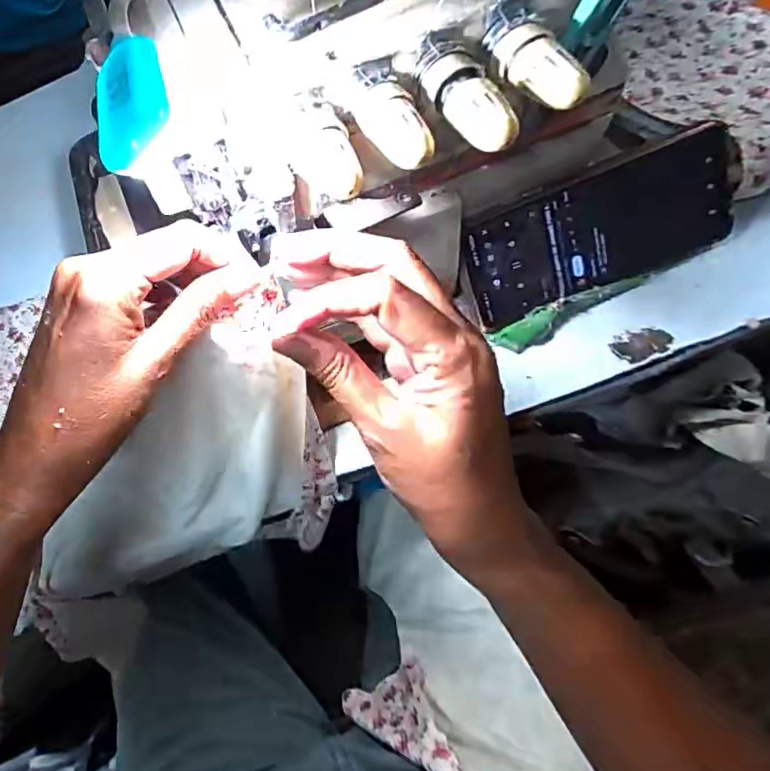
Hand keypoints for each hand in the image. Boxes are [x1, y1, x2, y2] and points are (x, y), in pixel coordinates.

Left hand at [0, 221, 263, 532]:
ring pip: (145, 260)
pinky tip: (176, 314)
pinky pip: (124, 277)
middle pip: (161, 245)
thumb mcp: (154, 361)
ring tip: (213, 308)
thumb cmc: (89, 419)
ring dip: (181, 278)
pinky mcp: (72, 295)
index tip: (249, 278)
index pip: (178, 240)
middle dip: (204, 265)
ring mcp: (73, 279)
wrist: (36, 451)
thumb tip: (243, 278)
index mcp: (102, 279)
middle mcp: (82, 267)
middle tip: (238, 294)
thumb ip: (200, 309)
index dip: (222, 254)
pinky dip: (154, 290)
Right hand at [268, 232, 538, 575]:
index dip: (329, 298)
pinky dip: (352, 301)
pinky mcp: (430, 351)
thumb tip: (286, 335)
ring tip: (295, 267)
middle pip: (398, 264)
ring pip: (395, 279)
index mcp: (454, 350)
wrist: (483, 518)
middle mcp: (456, 331)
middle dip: (341, 252)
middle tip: (289, 253)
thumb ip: (336, 373)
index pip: (386, 293)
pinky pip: (390, 311)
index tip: (288, 320)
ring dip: (345, 268)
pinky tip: (319, 299)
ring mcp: (445, 337)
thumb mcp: (383, 430)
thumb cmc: (443, 485)